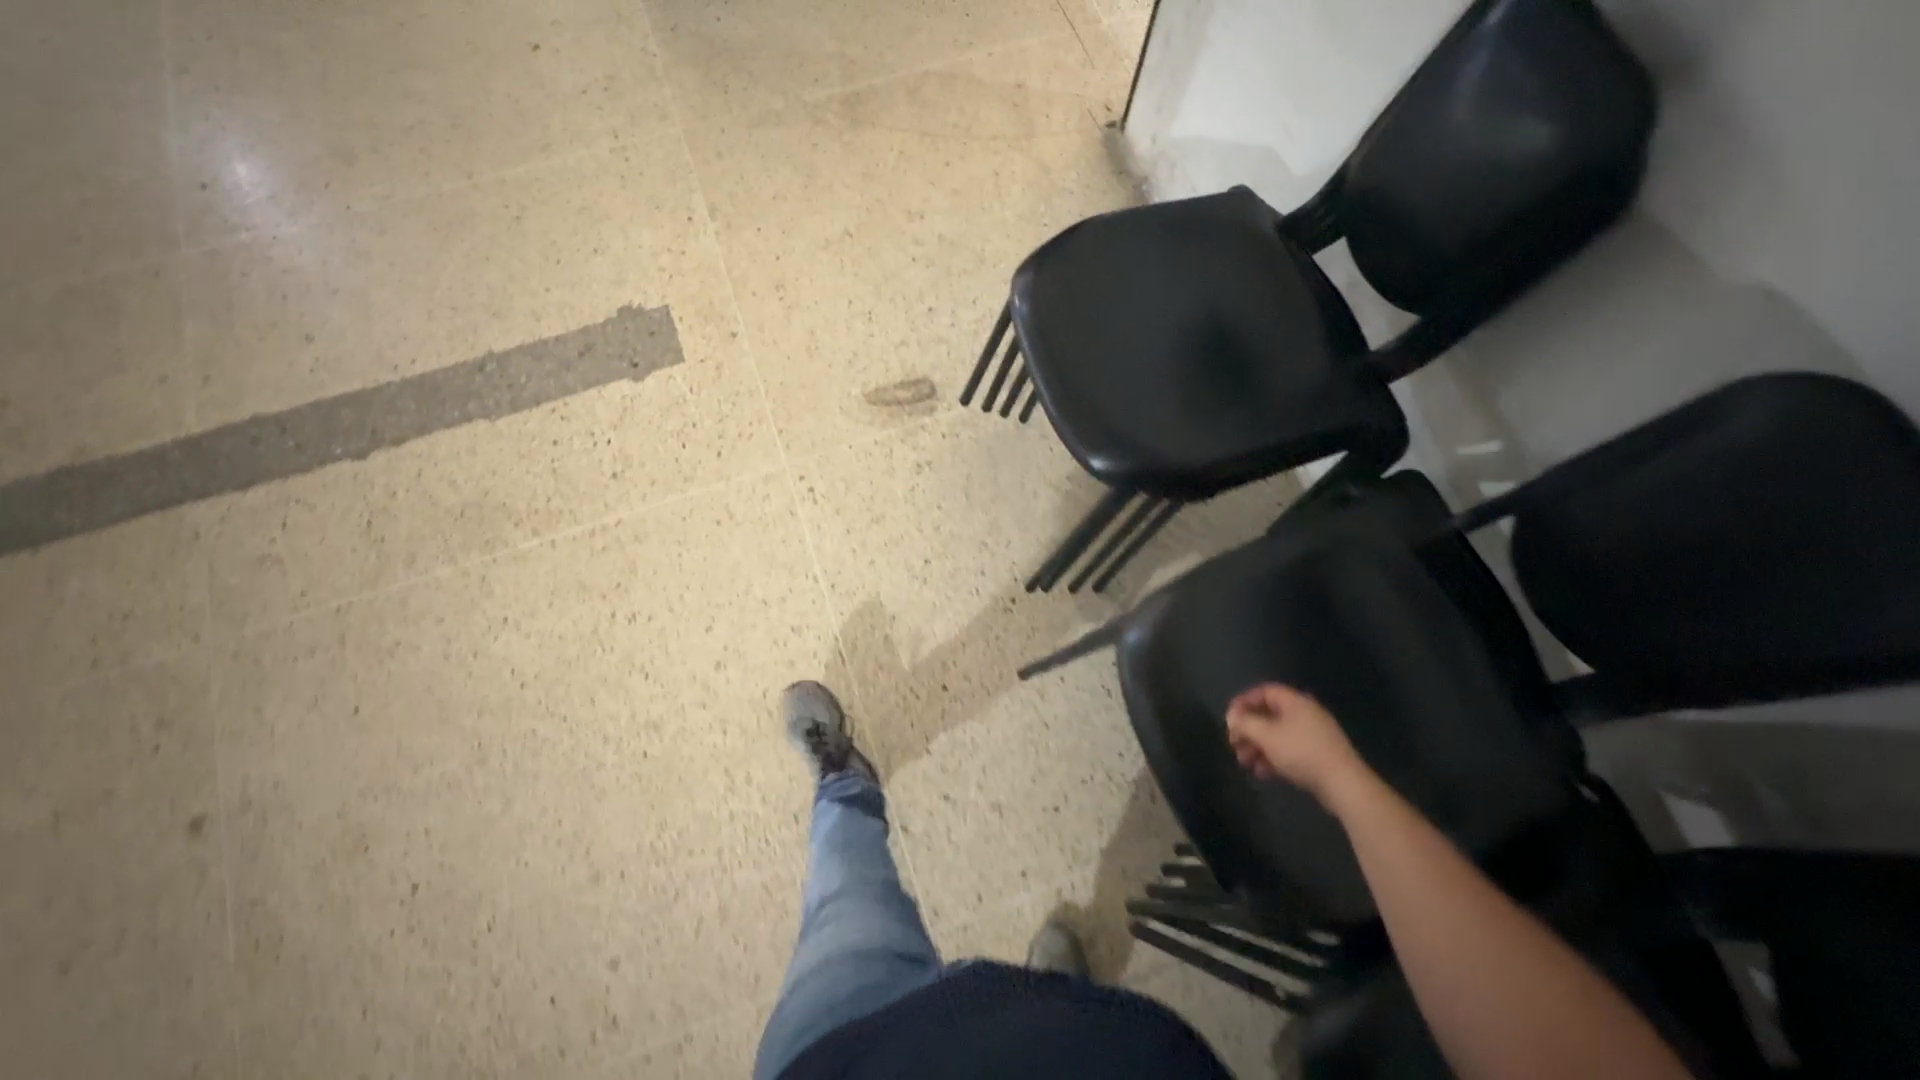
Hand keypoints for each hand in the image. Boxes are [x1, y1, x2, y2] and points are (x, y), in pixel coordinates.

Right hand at [1225, 683, 1370, 803]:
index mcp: (1295, 702)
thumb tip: (1232, 716)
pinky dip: (1274, 758)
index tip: (1229, 718)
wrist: (1343, 782)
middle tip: (1234, 745)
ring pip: (1278, 735)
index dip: (1244, 701)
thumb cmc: (1301, 752)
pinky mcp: (1318, 754)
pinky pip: (1290, 750)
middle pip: (1269, 715)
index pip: (1265, 692)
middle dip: (1249, 730)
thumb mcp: (1267, 736)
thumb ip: (1245, 723)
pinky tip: (1263, 773)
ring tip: (1246, 764)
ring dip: (1258, 747)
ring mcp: (1314, 735)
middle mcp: (1305, 714)